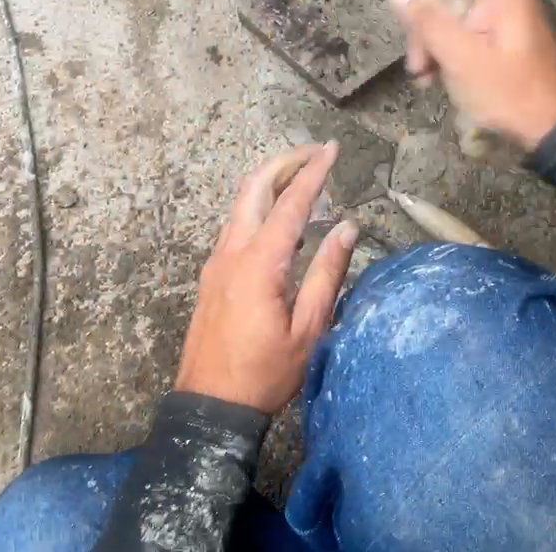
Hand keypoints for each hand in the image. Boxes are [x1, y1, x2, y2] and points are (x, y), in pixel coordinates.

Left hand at [175, 144, 358, 413]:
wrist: (208, 407)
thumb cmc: (265, 373)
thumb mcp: (308, 328)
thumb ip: (328, 273)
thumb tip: (347, 227)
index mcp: (259, 262)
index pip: (291, 203)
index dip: (313, 171)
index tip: (331, 148)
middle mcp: (232, 252)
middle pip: (254, 187)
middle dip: (285, 162)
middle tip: (316, 152)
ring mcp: (217, 262)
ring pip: (241, 203)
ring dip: (271, 181)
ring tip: (304, 177)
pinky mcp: (212, 274)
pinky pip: (236, 223)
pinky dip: (260, 205)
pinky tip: (280, 218)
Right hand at [388, 0, 555, 150]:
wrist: (552, 131)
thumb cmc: (511, 92)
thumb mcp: (463, 60)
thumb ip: (429, 21)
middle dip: (425, 4)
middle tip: (414, 43)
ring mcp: (501, 15)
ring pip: (454, 4)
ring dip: (431, 33)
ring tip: (421, 71)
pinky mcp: (498, 36)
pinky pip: (464, 27)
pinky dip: (445, 45)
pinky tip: (432, 75)